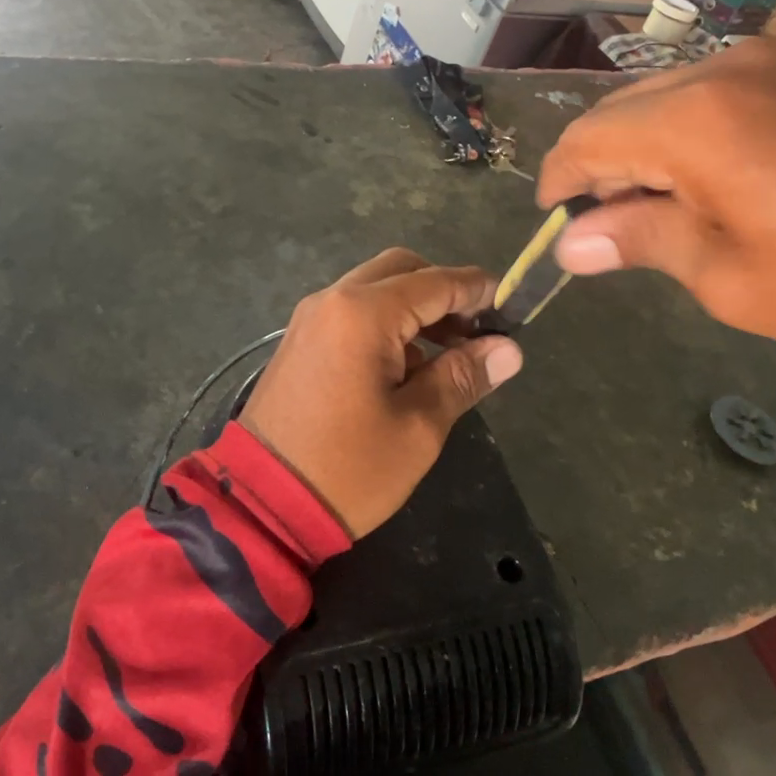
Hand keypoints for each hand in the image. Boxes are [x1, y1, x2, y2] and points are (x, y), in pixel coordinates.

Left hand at [237, 248, 523, 538]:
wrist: (261, 504)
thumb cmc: (349, 469)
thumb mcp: (418, 426)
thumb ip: (463, 376)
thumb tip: (507, 349)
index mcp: (363, 314)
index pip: (436, 282)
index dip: (479, 291)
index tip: (513, 309)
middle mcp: (332, 301)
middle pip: (400, 270)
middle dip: (444, 292)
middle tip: (477, 333)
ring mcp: (309, 319)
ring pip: (374, 289)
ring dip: (414, 308)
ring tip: (449, 356)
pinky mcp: (299, 342)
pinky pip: (351, 313)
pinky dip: (384, 323)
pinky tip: (405, 368)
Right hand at [537, 40, 775, 361]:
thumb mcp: (732, 279)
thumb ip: (642, 242)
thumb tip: (571, 242)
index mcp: (694, 122)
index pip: (587, 140)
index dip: (558, 182)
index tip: (554, 221)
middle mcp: (723, 70)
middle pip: (622, 109)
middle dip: (601, 163)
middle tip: (609, 223)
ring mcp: (774, 60)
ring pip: (668, 93)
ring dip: (646, 142)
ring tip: (663, 203)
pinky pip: (719, 89)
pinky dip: (693, 126)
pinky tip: (713, 172)